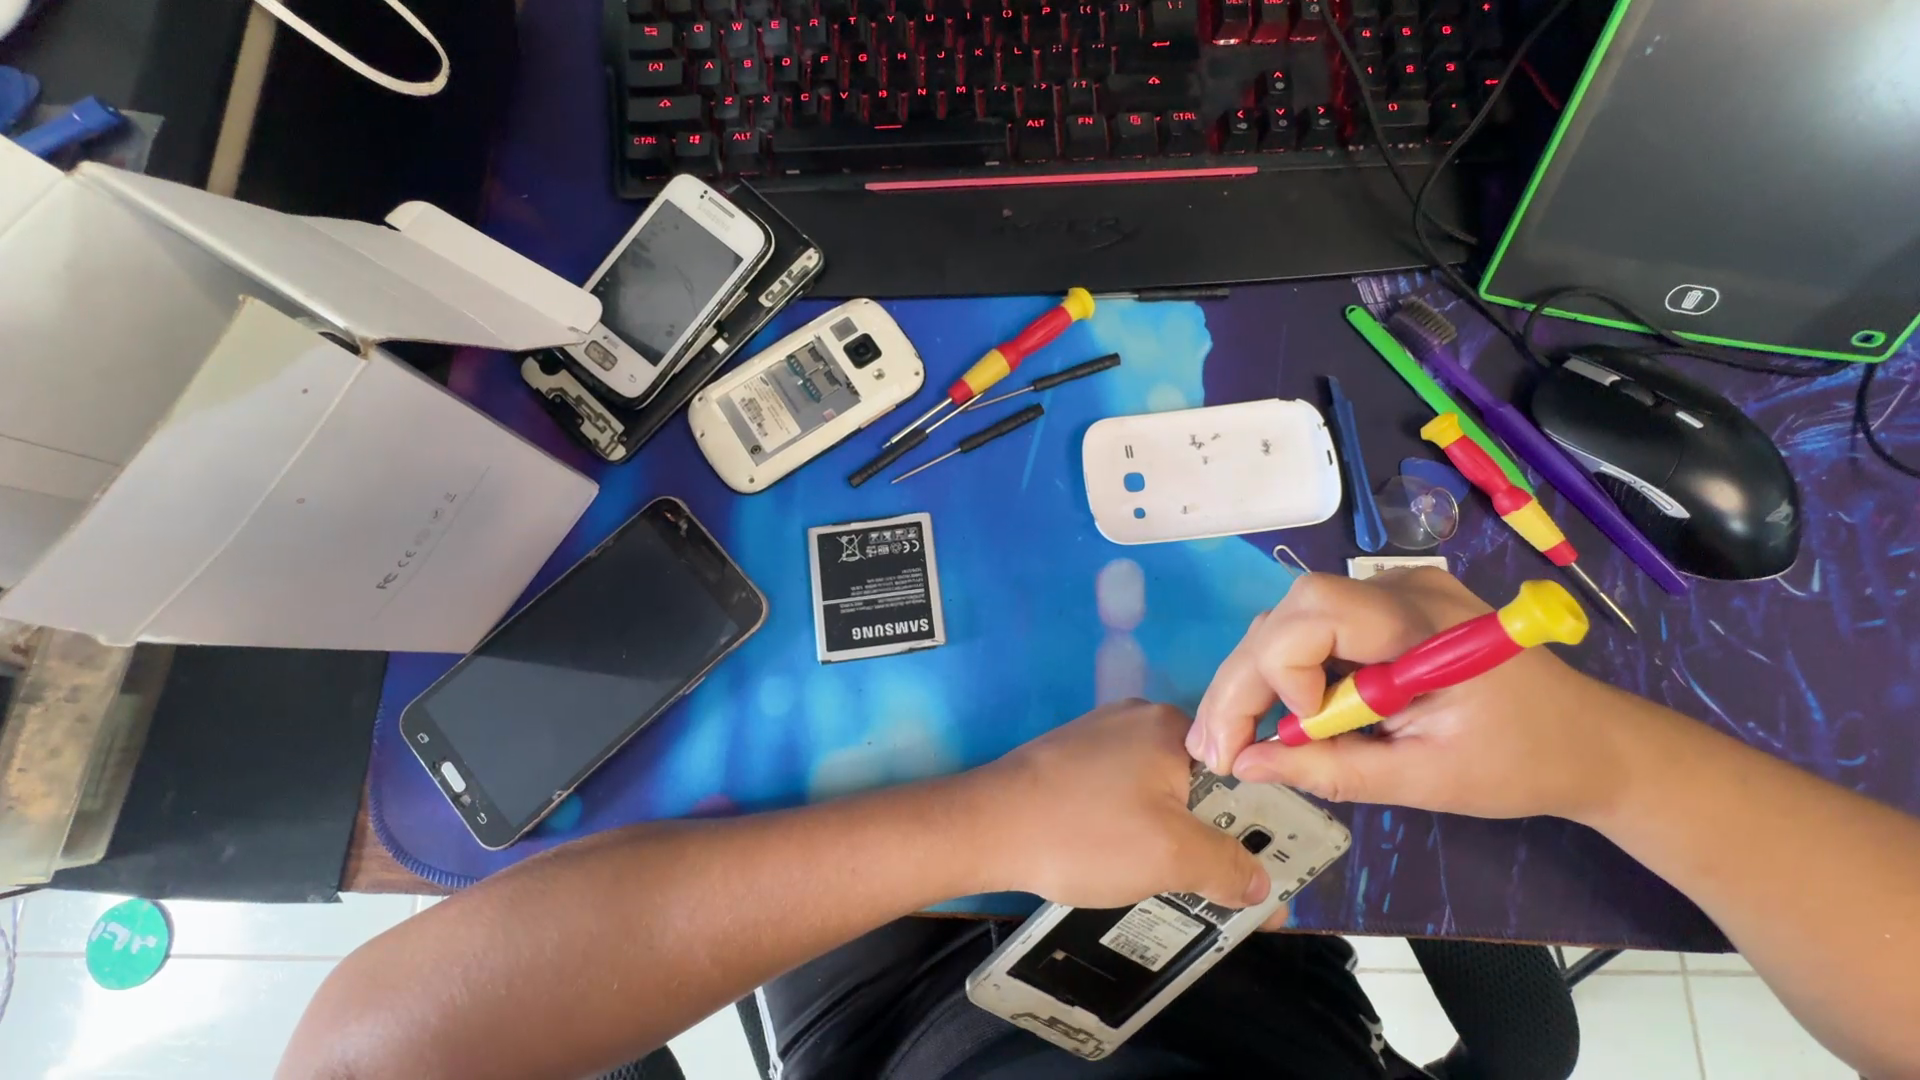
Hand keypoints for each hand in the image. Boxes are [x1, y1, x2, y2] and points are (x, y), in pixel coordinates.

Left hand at [971, 701, 1277, 914]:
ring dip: (1170, 834)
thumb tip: (1261, 883)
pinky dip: (1132, 824)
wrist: (985, 825)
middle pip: (1198, 783)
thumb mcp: (1171, 858)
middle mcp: (1138, 718)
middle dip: (1211, 836)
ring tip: (1168, 882)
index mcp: (1171, 727)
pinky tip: (1121, 858)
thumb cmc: (1085, 833)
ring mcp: (1099, 734)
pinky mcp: (1070, 756)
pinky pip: (1122, 791)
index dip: (1256, 829)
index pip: (1239, 775)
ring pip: (1158, 790)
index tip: (1258, 873)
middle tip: (1214, 887)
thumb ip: (1227, 868)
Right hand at [1187, 568, 1632, 822]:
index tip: (1296, 735)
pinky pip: (1309, 630)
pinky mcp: (1381, 608)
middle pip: (1287, 616)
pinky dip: (1280, 674)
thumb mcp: (1425, 780)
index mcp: (1425, 624)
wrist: (1592, 741)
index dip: (1284, 673)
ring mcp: (1389, 592)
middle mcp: (1399, 589)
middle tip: (1211, 748)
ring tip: (1225, 737)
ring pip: (1287, 621)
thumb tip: (1245, 764)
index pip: (1316, 615)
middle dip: (1241, 681)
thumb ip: (1331, 769)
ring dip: (1250, 678)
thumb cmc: (1521, 765)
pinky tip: (1265, 714)